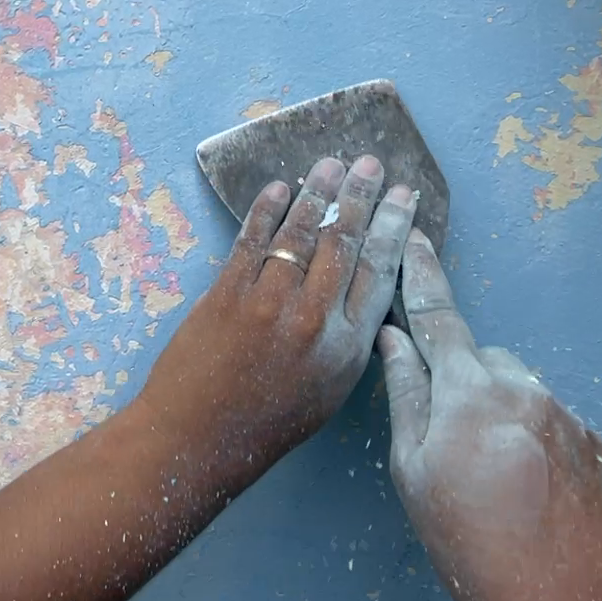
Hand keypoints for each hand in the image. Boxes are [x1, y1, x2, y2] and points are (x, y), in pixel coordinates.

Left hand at [133, 155, 415, 486]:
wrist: (198, 437)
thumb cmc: (266, 423)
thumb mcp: (327, 391)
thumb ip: (346, 339)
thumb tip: (355, 289)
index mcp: (347, 347)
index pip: (379, 273)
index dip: (393, 228)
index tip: (403, 196)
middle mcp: (313, 319)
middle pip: (345, 243)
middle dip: (361, 197)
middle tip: (371, 163)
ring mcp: (268, 302)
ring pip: (301, 234)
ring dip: (318, 193)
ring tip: (331, 163)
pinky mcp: (228, 292)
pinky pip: (252, 240)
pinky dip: (266, 209)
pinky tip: (278, 187)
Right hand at [378, 232, 601, 600]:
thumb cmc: (476, 549)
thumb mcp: (415, 474)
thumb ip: (405, 397)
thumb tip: (393, 342)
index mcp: (473, 392)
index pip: (438, 316)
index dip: (422, 272)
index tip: (414, 233)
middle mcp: (530, 392)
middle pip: (485, 359)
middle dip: (465, 379)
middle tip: (453, 439)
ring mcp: (576, 421)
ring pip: (524, 394)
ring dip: (503, 415)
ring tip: (499, 479)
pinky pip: (559, 426)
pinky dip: (539, 443)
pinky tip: (536, 494)